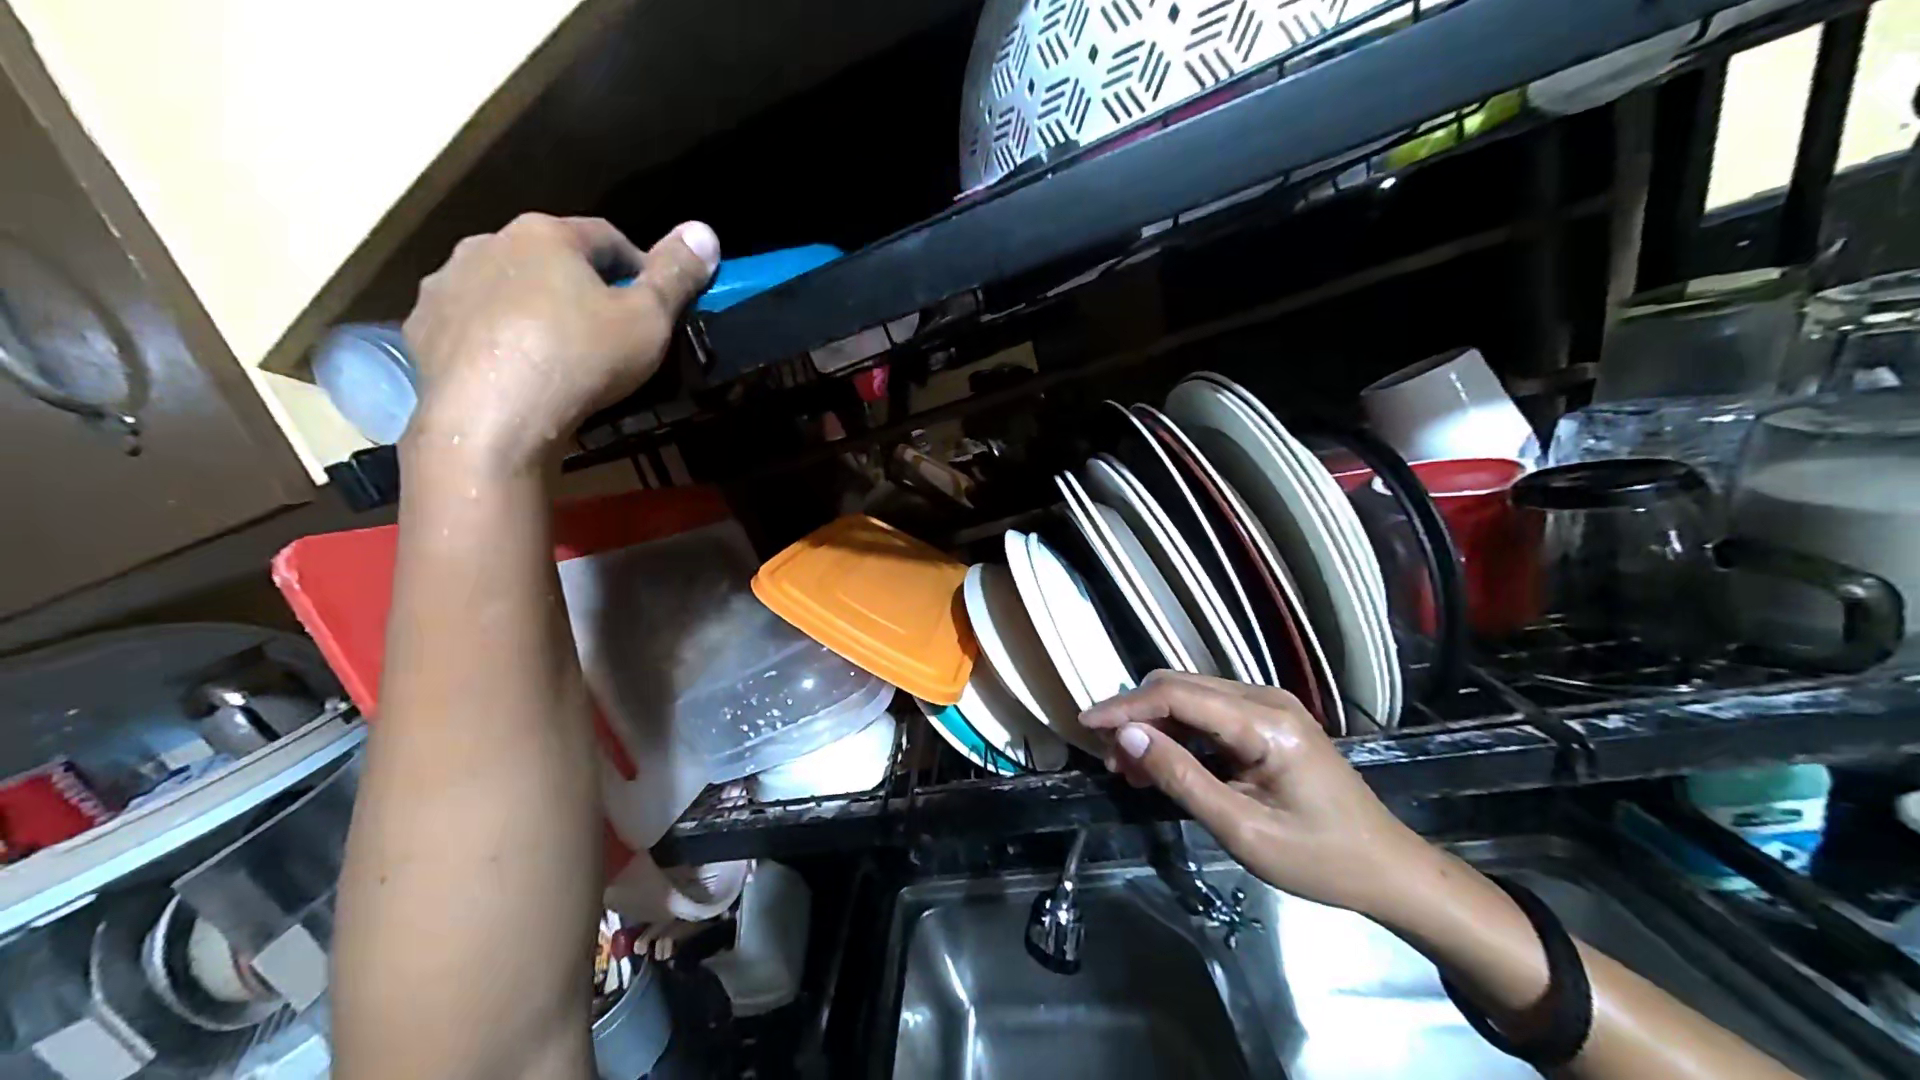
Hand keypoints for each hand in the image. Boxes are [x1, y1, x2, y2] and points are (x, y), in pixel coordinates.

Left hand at [399, 213, 719, 469]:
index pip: (607, 237)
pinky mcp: (421, 328)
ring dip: (534, 309)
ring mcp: (446, 285)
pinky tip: (516, 374)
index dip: (638, 269)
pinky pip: (471, 323)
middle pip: (551, 260)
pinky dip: (496, 339)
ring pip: (506, 288)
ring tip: (559, 357)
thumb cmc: (580, 359)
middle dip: (582, 288)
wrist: (491, 421)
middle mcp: (487, 243)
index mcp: (545, 234)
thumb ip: (676, 275)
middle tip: (608, 335)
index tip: (654, 307)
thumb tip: (705, 230)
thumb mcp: (648, 321)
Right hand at [1079, 671, 1436, 919]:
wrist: (1388, 868)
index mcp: (1265, 723)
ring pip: (1191, 697)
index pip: (1177, 696)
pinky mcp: (1268, 720)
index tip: (1085, 723)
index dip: (1126, 707)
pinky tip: (1162, 763)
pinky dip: (1178, 733)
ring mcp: (1270, 706)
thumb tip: (1126, 736)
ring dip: (1154, 726)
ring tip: (1130, 768)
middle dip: (1136, 716)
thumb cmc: (1319, 858)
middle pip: (1180, 687)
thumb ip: (1181, 778)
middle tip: (1111, 759)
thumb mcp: (1242, 829)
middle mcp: (1266, 699)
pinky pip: (1209, 713)